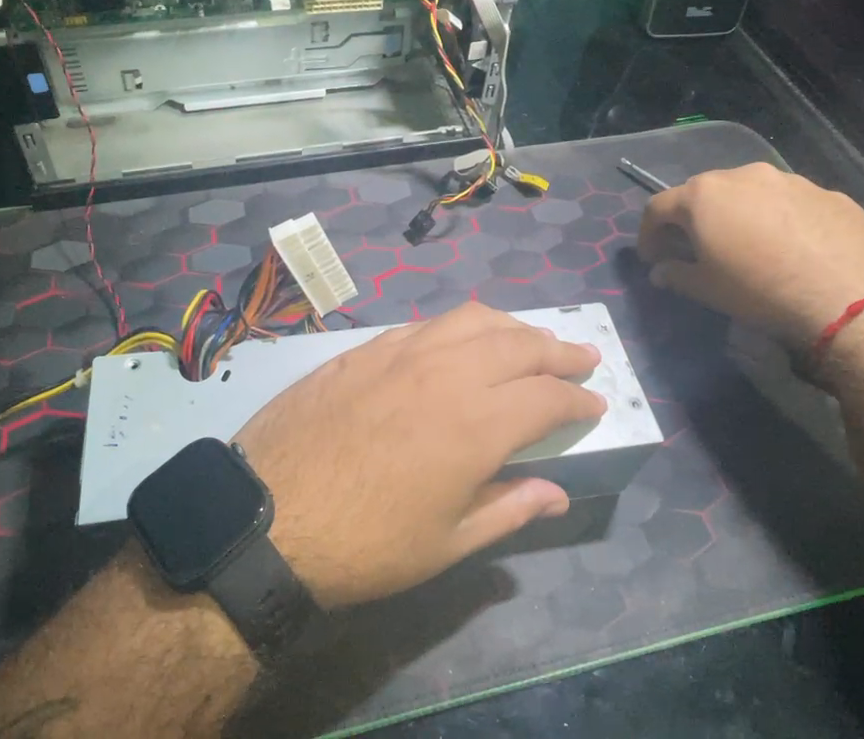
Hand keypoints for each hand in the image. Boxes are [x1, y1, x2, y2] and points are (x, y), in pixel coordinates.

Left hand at [231, 302, 605, 607]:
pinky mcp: (365, 349)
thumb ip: (509, 508)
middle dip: (558, 350)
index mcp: (478, 422)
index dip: (578, 399)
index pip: (547, 396)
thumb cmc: (366, 543)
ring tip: (528, 340)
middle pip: (518, 344)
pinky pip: (427, 325)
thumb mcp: (447, 542)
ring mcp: (402, 353)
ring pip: (472, 320)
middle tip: (581, 357)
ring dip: (511, 327)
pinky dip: (459, 328)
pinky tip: (460, 343)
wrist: (269, 517)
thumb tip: (556, 494)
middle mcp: (447, 372)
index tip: (594, 404)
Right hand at [636, 163, 863, 348]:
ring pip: (749, 193)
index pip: (658, 207)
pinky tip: (791, 249)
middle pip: (704, 193)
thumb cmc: (762, 291)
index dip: (649, 234)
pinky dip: (778, 219)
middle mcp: (742, 176)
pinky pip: (788, 202)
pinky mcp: (826, 192)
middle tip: (697, 249)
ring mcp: (788, 180)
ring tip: (749, 248)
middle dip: (693, 220)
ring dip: (738, 215)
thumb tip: (660, 271)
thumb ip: (676, 275)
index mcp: (704, 196)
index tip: (653, 259)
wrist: (851, 295)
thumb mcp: (708, 290)